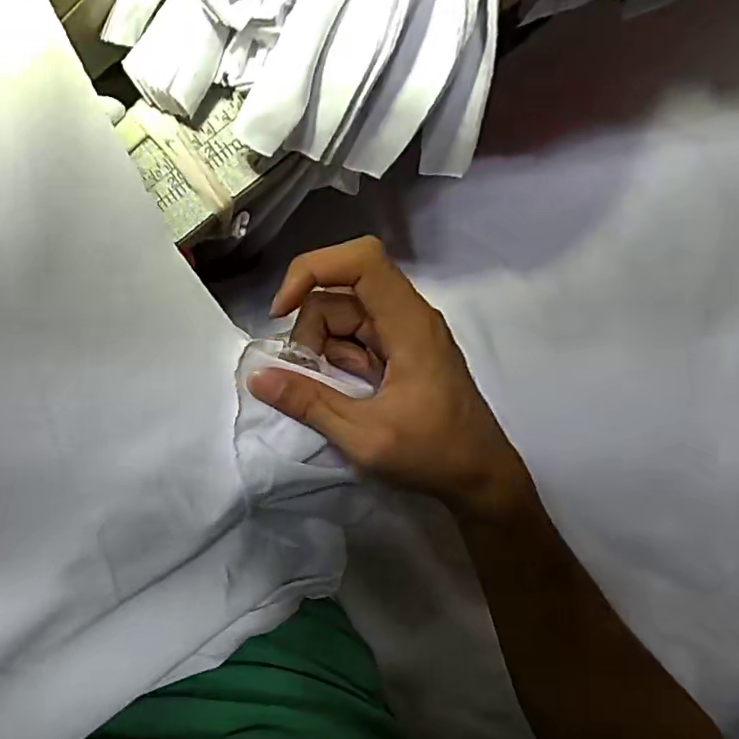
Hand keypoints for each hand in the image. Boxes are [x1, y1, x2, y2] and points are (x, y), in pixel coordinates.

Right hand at [247, 236, 532, 520]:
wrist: (480, 478)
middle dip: (309, 329)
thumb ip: (308, 403)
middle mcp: (407, 318)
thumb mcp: (363, 435)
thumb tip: (257, 378)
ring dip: (318, 349)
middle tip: (303, 377)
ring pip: (342, 317)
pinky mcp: (398, 354)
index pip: (361, 261)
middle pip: (341, 293)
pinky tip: (336, 393)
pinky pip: (353, 340)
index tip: (281, 312)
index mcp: (408, 324)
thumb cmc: (433, 454)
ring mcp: (403, 336)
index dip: (313, 270)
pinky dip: (333, 361)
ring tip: (321, 392)